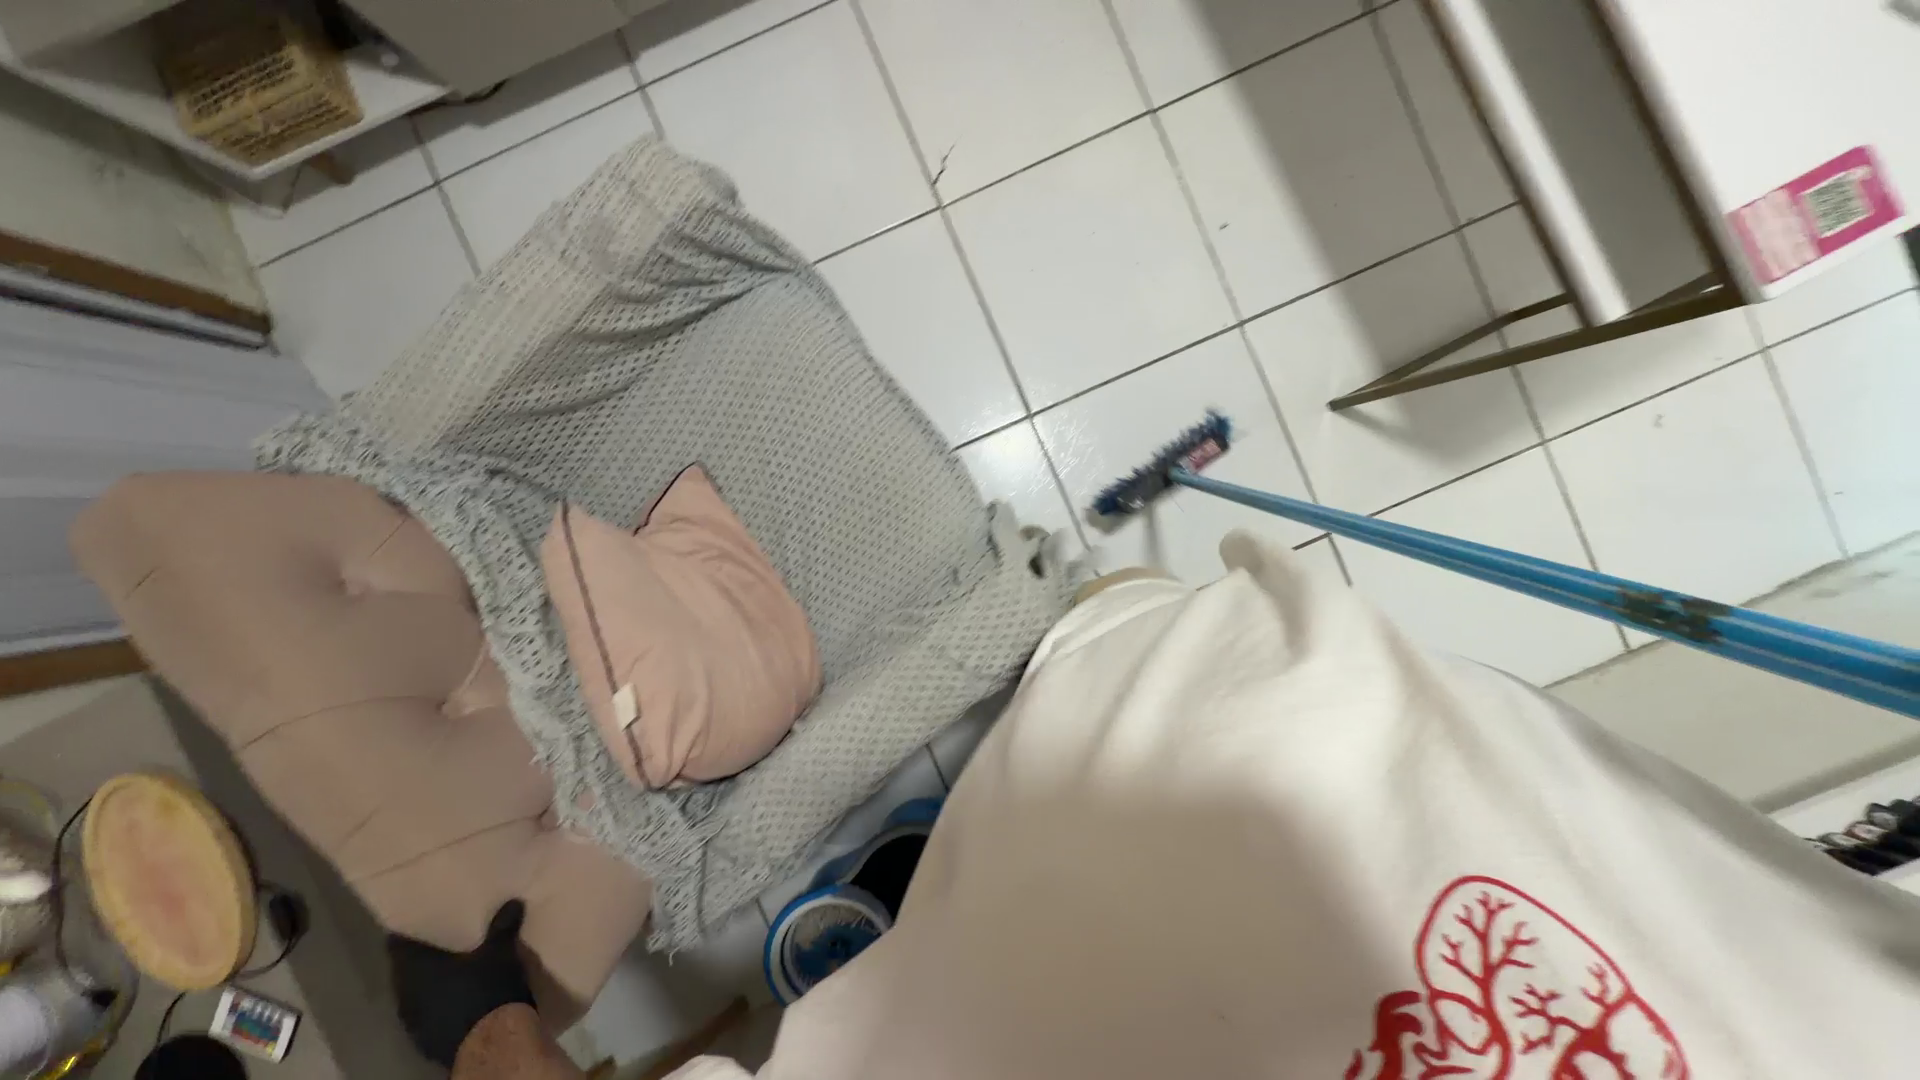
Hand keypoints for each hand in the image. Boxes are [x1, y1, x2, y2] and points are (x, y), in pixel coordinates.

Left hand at [387, 900, 536, 1067]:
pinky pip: (425, 1015)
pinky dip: (437, 1006)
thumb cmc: (490, 989)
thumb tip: (513, 902)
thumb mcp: (501, 952)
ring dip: (427, 985)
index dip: (406, 934)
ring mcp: (413, 1022)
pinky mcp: (426, 1041)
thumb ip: (502, 927)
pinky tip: (456, 1001)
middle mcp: (407, 995)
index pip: (397, 947)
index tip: (417, 924)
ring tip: (450, 973)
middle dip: (420, 960)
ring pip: (414, 996)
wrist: (492, 1044)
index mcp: (417, 969)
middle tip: (440, 945)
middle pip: (405, 972)